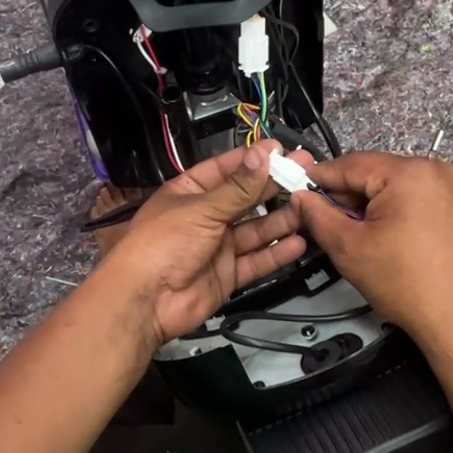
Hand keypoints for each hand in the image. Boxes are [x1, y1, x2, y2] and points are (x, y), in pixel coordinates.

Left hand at [97, 142, 310, 346]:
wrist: (145, 301)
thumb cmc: (162, 244)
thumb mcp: (202, 208)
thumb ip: (238, 187)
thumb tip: (263, 155)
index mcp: (189, 192)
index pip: (226, 169)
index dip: (253, 159)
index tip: (282, 151)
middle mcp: (205, 217)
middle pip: (245, 199)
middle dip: (273, 187)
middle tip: (305, 174)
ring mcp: (217, 247)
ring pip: (255, 230)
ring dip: (280, 220)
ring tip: (308, 207)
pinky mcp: (226, 275)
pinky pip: (256, 261)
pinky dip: (276, 253)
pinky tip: (297, 242)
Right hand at [293, 152, 452, 353]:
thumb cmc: (406, 283)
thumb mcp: (350, 249)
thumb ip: (319, 216)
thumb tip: (301, 197)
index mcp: (409, 172)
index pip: (351, 164)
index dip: (320, 178)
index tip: (298, 192)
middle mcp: (438, 171)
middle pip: (378, 173)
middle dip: (350, 196)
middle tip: (328, 223)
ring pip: (400, 188)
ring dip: (375, 206)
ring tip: (361, 237)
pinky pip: (423, 201)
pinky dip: (401, 213)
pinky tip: (394, 243)